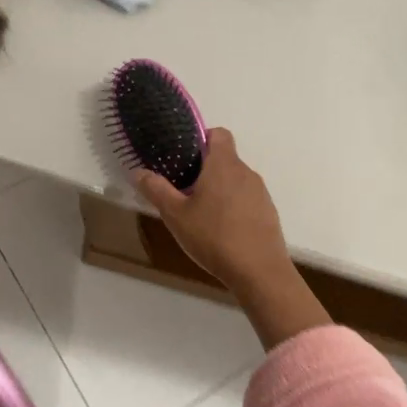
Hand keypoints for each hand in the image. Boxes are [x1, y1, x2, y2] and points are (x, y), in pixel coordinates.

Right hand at [133, 128, 330, 349]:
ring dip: (218, 189)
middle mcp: (246, 173)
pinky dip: (233, 206)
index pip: (219, 134)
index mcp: (224, 165)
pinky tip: (220, 230)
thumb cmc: (214, 237)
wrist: (259, 272)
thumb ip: (156, 190)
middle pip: (225, 158)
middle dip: (204, 169)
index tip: (184, 156)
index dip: (201, 138)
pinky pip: (246, 199)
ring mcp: (261, 193)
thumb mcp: (175, 215)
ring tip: (200, 212)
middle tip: (182, 188)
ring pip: (235, 180)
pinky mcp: (268, 213)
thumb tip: (139, 172)